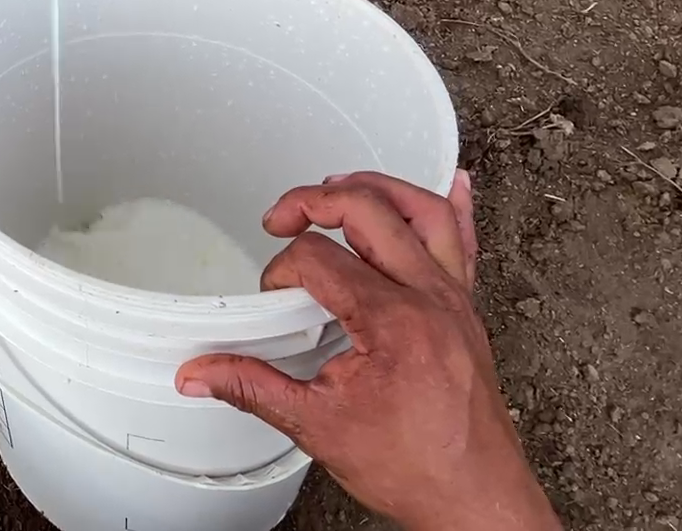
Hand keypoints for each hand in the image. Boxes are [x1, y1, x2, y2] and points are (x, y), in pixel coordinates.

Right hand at [176, 172, 562, 530]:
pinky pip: (465, 241)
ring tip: (336, 185)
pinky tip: (453, 182)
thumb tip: (198, 372)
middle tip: (279, 217)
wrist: (483, 507)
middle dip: (312, 201)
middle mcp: (431, 298)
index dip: (282, 268)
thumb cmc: (418, 471)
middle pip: (367, 209)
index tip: (272, 296)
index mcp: (394, 322)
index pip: (320, 258)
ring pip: (422, 210)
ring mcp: (454, 298)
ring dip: (374, 186)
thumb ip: (251, 386)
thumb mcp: (318, 427)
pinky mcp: (466, 308)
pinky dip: (455, 205)